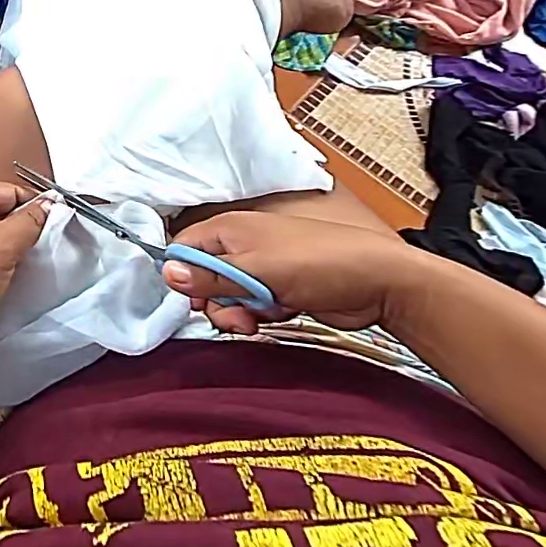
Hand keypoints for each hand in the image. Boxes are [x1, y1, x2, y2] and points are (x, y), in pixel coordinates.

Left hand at [0, 182, 49, 351]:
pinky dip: (2, 266)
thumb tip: (46, 206)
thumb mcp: (5, 243)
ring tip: (22, 264)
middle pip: (4, 213)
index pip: (10, 190)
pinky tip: (9, 278)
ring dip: (14, 250)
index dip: (34, 204)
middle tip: (38, 246)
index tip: (54, 220)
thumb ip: (31, 220)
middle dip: (24, 229)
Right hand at [160, 212, 433, 334]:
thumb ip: (211, 276)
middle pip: (205, 277)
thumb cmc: (320, 264)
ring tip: (261, 317)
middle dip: (216, 302)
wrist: (376, 282)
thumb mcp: (257, 273)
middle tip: (237, 314)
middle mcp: (243, 245)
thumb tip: (168, 273)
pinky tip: (279, 314)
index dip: (185, 275)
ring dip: (239, 312)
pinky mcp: (279, 287)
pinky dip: (260, 314)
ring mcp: (262, 266)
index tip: (198, 298)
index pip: (185, 248)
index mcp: (231, 229)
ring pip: (229, 296)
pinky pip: (253, 304)